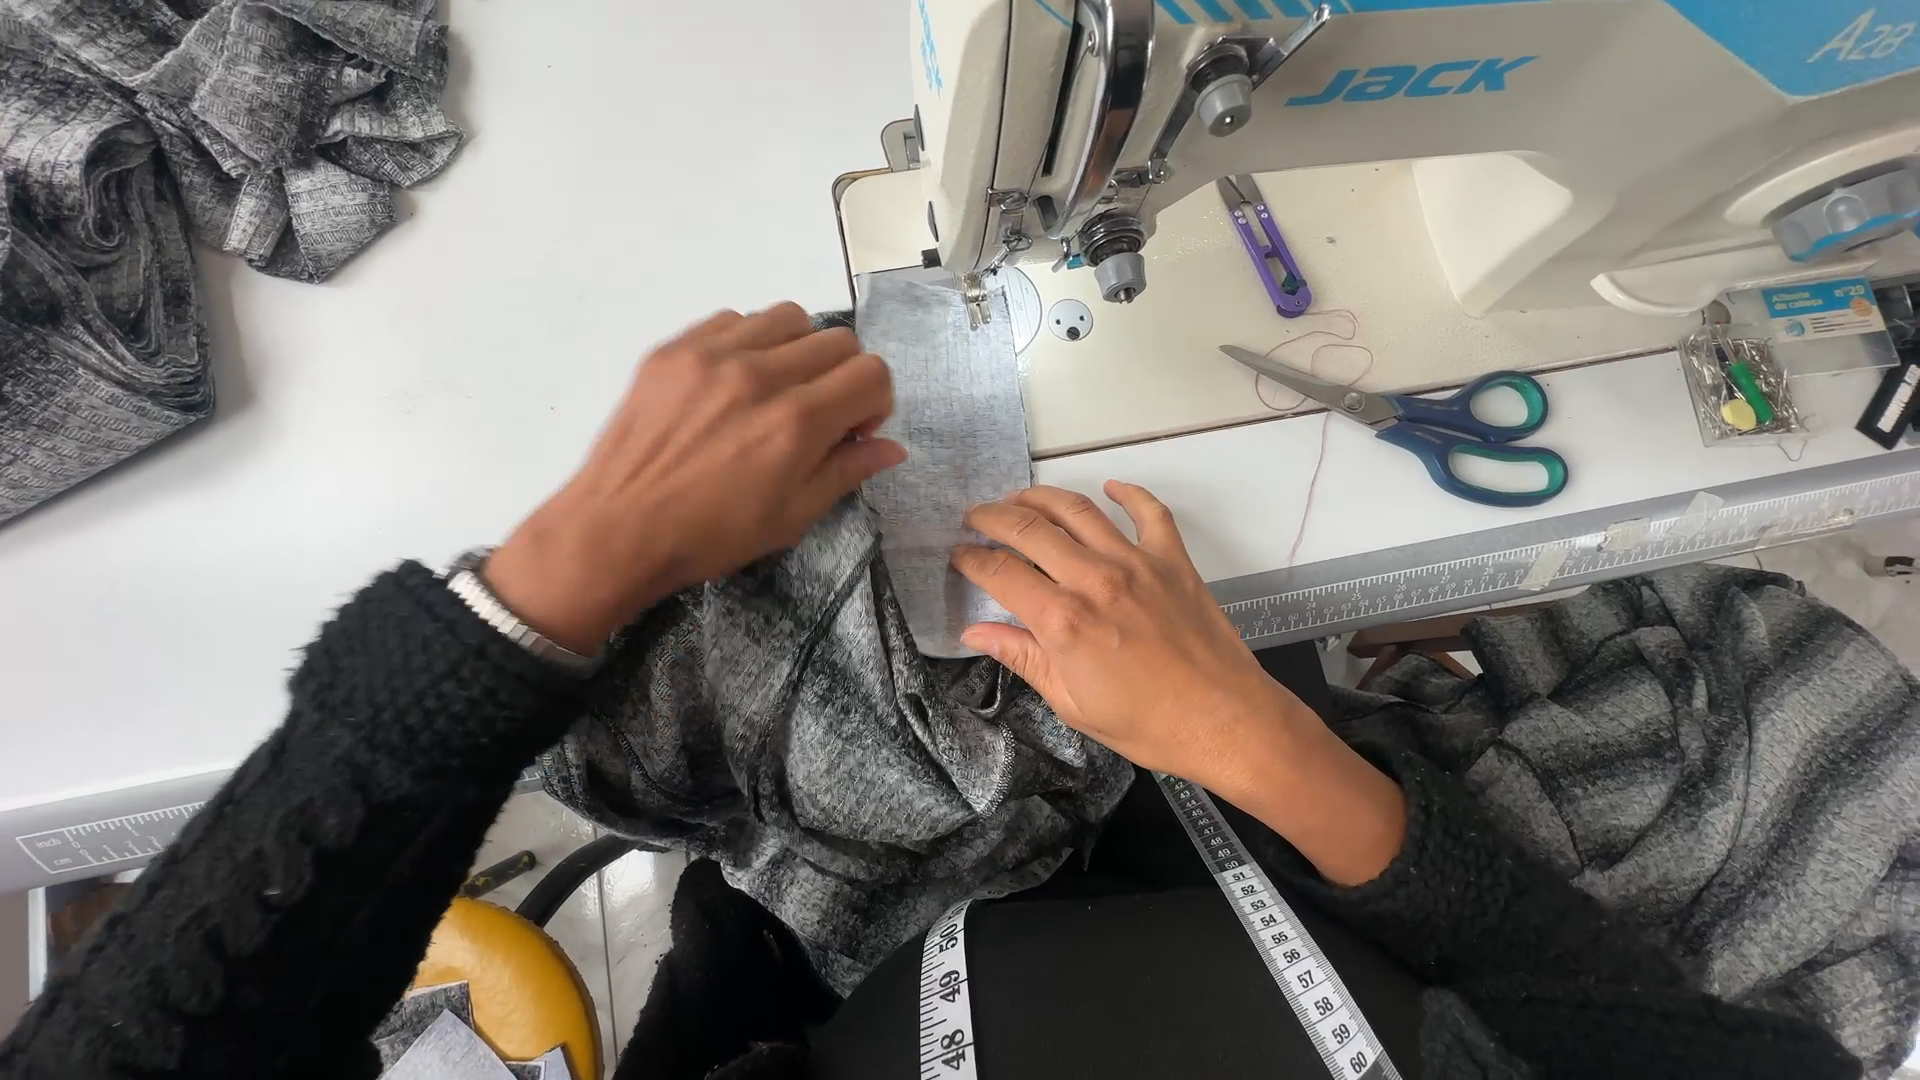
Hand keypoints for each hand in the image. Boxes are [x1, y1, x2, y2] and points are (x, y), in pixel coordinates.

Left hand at [485, 303, 904, 652]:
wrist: (619, 529)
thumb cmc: (714, 535)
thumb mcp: (794, 516)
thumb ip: (848, 471)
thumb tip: (893, 447)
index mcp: (797, 422)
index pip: (872, 373)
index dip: (876, 402)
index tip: (854, 430)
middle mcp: (761, 375)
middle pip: (839, 340)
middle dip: (845, 377)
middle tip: (821, 414)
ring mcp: (713, 354)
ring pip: (790, 318)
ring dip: (801, 351)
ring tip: (779, 389)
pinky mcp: (674, 349)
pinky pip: (735, 320)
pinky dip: (751, 344)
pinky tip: (735, 382)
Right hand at [951, 483, 1293, 785]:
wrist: (1225, 722)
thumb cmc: (1146, 724)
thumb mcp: (1071, 702)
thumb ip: (1022, 657)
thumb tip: (974, 634)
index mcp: (1063, 621)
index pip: (1000, 572)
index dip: (970, 559)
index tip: (958, 555)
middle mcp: (1094, 580)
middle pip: (1029, 528)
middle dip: (992, 517)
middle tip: (975, 517)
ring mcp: (1136, 563)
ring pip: (1077, 510)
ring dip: (1041, 497)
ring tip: (1020, 499)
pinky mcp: (1172, 560)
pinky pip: (1149, 511)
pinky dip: (1129, 493)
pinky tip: (1111, 487)